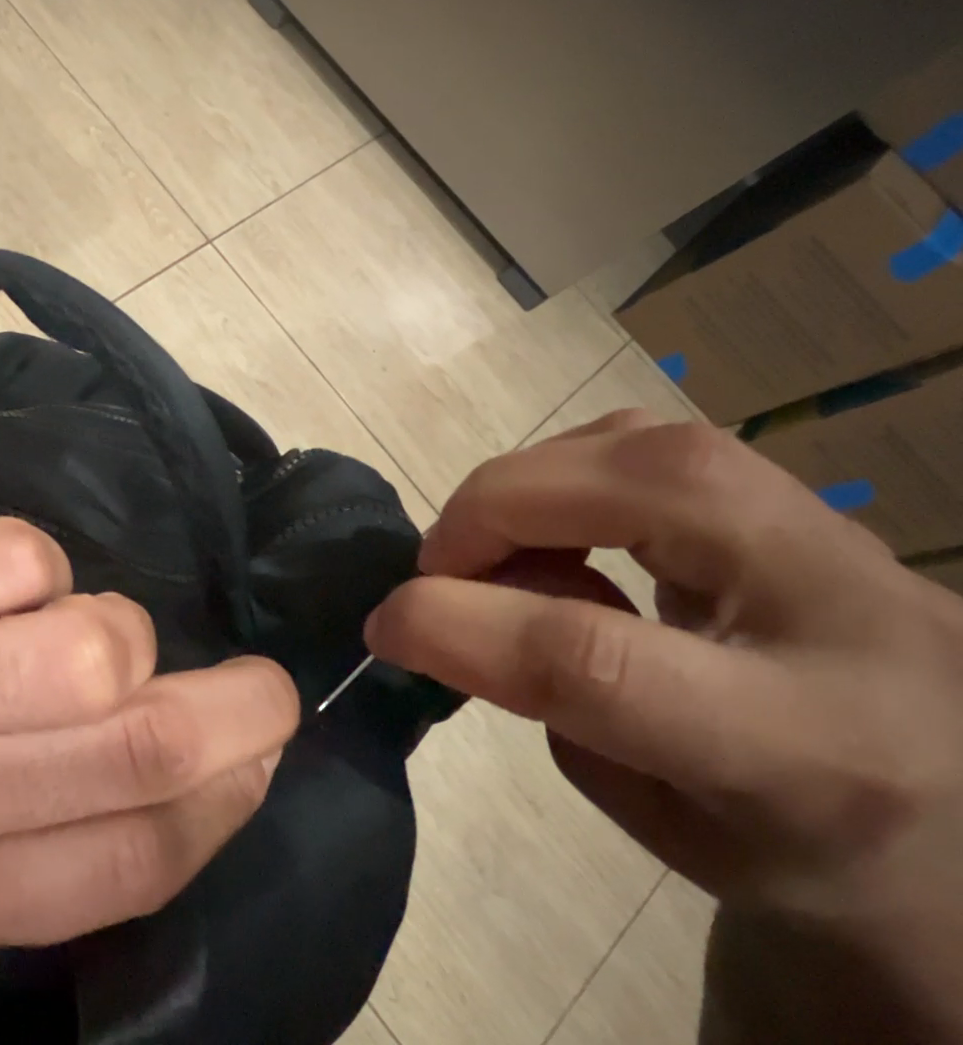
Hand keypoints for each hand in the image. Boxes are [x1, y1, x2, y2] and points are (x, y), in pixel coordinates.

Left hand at [0, 518, 298, 948]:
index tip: (260, 751)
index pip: (136, 861)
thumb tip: (248, 755)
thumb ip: (112, 827)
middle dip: (234, 706)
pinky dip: (50, 573)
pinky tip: (12, 596)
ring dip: (124, 635)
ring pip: (92, 646)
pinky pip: (30, 558)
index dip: (229, 797)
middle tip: (255, 685)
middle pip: (133, 747)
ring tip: (90, 642)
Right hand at [363, 412, 962, 1006]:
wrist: (949, 824)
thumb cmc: (772, 848)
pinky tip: (552, 527)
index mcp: (804, 751)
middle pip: (654, 491)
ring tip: (487, 545)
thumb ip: (547, 697)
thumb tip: (457, 601)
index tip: (385, 625)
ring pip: (661, 443)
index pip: (598, 659)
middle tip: (435, 563)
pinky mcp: (818, 506)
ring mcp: (852, 544)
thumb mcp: (644, 812)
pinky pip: (668, 447)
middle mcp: (852, 620)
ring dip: (531, 480)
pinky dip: (571, 471)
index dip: (460, 623)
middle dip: (498, 507)